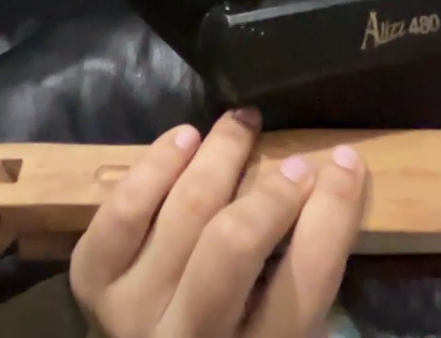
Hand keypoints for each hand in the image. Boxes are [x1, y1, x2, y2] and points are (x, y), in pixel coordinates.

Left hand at [71, 110, 367, 337]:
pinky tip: (184, 138)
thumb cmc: (231, 335)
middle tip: (296, 159)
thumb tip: (331, 180)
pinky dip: (154, 167)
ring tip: (241, 124)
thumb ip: (297, 272)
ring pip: (182, 213)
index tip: (347, 160)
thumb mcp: (277, 325)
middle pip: (234, 243)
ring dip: (219, 156)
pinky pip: (122, 215)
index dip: (334, 209)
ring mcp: (132, 312)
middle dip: (272, 189)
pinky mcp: (94, 286)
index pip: (306, 278)